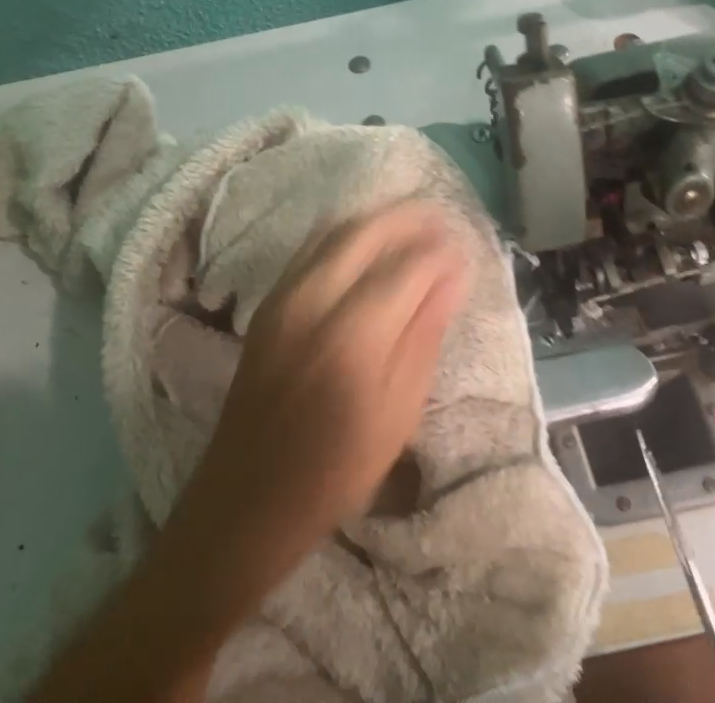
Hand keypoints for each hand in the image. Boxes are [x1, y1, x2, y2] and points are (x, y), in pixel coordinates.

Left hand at [36, 202, 471, 701]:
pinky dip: (345, 237)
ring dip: (375, 221)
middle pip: (364, 231)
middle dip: (408, 219)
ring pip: (333, 232)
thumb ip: (424, 334)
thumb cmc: (336, 469)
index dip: (440, 251)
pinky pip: (310, 249)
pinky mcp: (267, 305)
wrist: (248, 495)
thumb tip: (454, 274)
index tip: (466, 249)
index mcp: (352, 333)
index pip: (407, 265)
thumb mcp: (399, 412)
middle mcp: (311, 300)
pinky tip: (368, 249)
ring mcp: (282, 298)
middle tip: (442, 220)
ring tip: (412, 227)